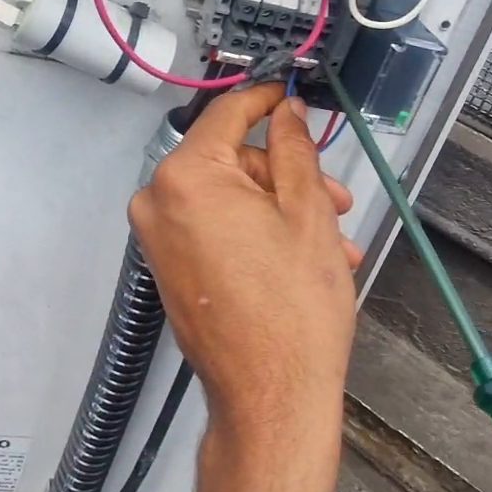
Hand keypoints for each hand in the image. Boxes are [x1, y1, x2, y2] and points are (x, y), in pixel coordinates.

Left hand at [128, 83, 358, 433]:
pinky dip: (255, 230)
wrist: (270, 397)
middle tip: (334, 198)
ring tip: (331, 241)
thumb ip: (293, 148)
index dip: (265, 98)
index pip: (227, 113)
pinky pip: (214, 226)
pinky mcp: (168, 265)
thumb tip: (286, 112)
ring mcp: (159, 237)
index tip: (288, 93)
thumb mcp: (307, 211)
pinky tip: (300, 255)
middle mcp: (158, 202)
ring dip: (280, 209)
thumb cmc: (291, 312)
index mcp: (186, 178)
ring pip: (228, 196)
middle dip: (286, 175)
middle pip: (231, 159)